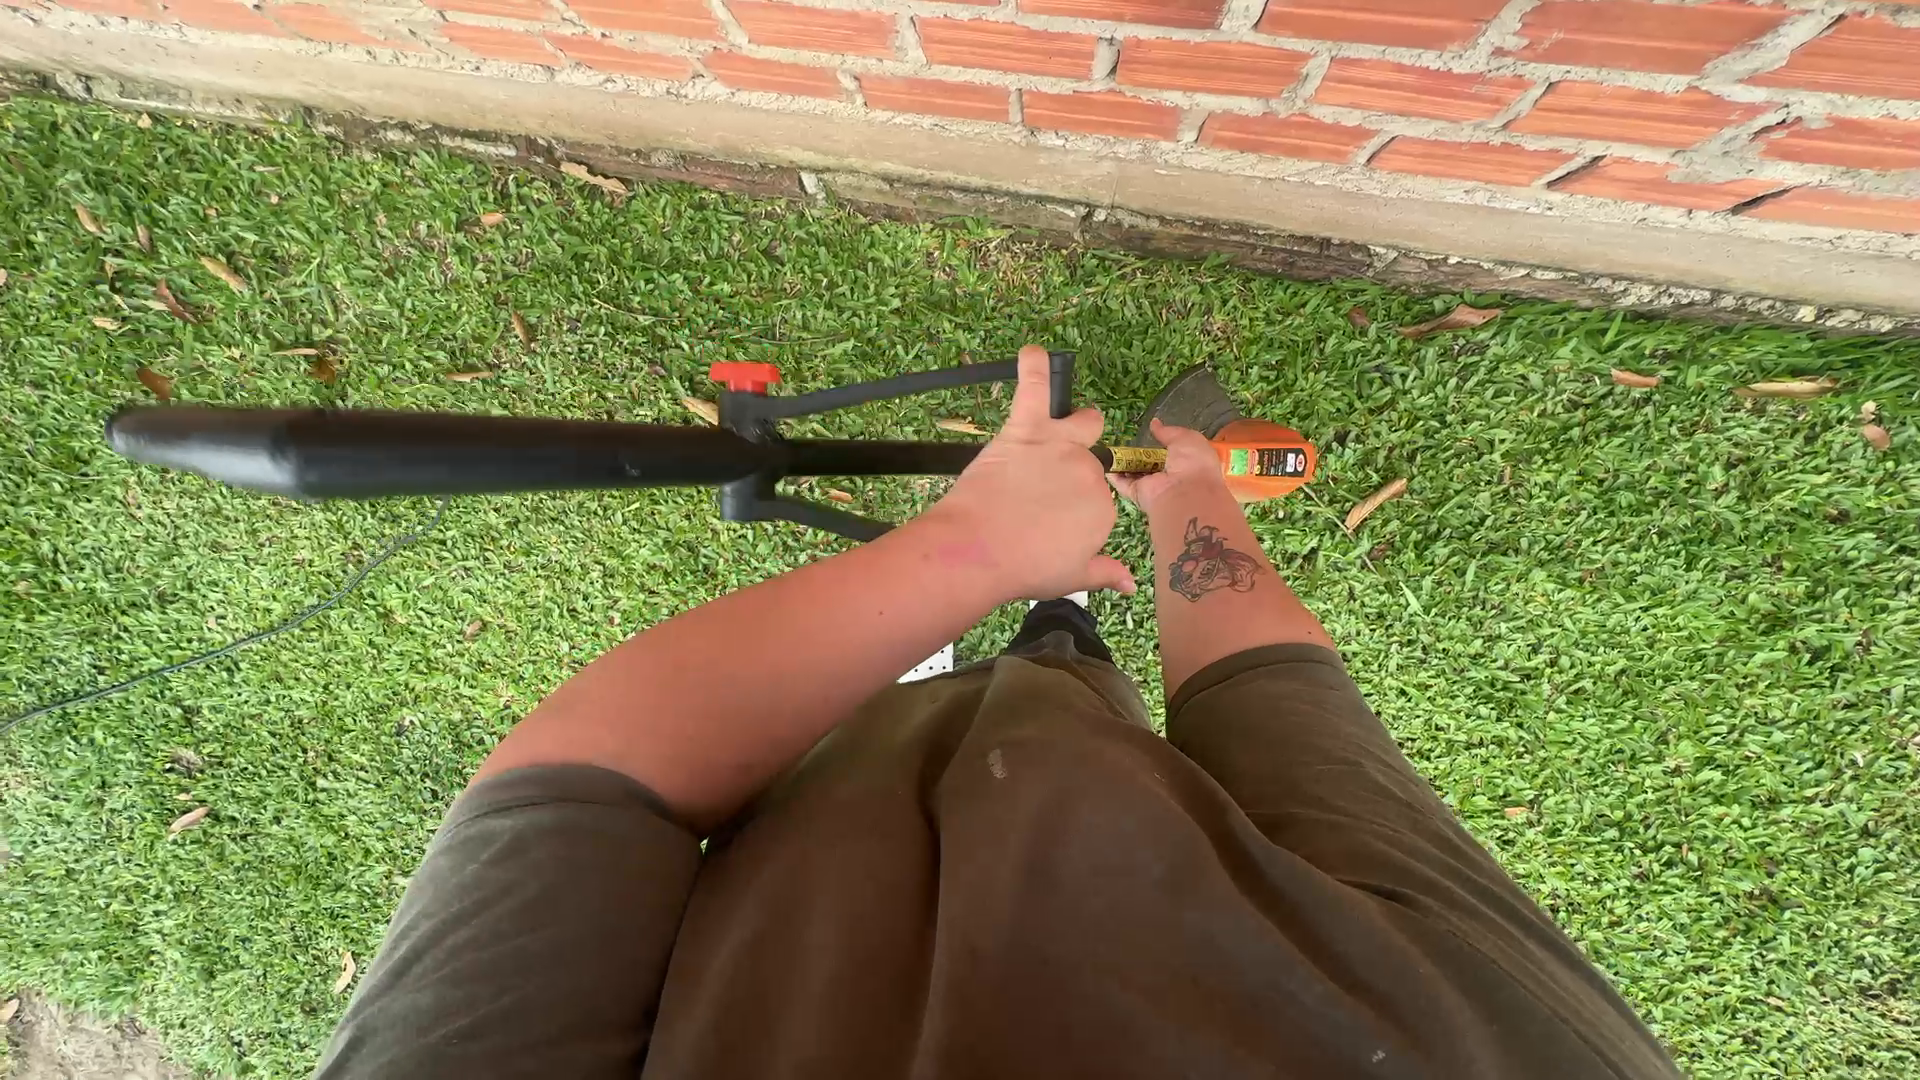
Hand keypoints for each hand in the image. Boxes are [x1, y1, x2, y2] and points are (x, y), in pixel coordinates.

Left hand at [918, 346, 1134, 601]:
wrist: (979, 550)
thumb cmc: (1023, 568)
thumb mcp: (1071, 578)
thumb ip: (1104, 572)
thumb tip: (1130, 582)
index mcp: (1103, 509)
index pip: (1097, 499)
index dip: (1076, 510)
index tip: (1053, 524)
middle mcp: (1088, 472)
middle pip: (1090, 461)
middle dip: (1073, 473)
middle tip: (1041, 493)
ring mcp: (1059, 446)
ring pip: (1082, 423)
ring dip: (1077, 425)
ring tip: (1057, 431)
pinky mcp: (1026, 429)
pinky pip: (1034, 388)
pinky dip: (1034, 367)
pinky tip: (1034, 351)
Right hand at [1108, 419, 1229, 515]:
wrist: (1186, 491)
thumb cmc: (1192, 462)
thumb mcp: (1186, 438)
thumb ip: (1168, 432)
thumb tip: (1154, 423)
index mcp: (1184, 463)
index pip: (1168, 453)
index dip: (1158, 444)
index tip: (1147, 435)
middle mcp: (1167, 476)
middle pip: (1148, 463)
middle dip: (1136, 453)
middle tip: (1123, 440)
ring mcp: (1151, 486)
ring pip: (1133, 472)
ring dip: (1122, 462)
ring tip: (1109, 447)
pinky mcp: (1137, 494)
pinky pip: (1122, 483)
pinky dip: (1112, 474)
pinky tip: (1102, 461)